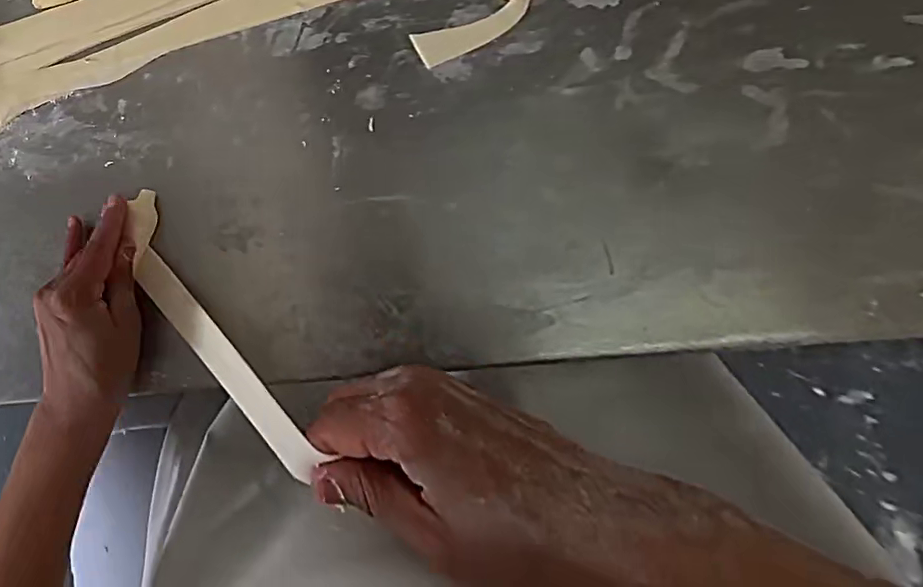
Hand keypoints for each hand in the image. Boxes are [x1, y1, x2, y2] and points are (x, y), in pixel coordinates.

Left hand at [32, 195, 141, 431]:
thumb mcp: (125, 324)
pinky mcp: (45, 306)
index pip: (99, 250)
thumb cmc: (105, 374)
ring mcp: (45, 298)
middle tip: (121, 208)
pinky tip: (75, 234)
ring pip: (75, 263)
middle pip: (86, 254)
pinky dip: (76, 258)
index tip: (120, 202)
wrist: (73, 409)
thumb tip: (124, 249)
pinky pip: (66, 275)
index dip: (112, 224)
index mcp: (74, 295)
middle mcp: (54, 291)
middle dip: (106, 233)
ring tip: (104, 216)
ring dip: (92, 246)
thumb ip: (122, 281)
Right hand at [306, 366, 881, 585]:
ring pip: (373, 396)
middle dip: (343, 442)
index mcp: (402, 418)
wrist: (609, 528)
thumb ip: (369, 496)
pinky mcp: (460, 387)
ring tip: (411, 484)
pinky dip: (399, 423)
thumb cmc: (534, 539)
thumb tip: (333, 480)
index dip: (314, 452)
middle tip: (365, 492)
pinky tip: (432, 467)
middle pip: (345, 401)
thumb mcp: (433, 538)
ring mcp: (441, 383)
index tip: (313, 472)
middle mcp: (417, 387)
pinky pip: (404, 395)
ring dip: (372, 433)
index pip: (325, 421)